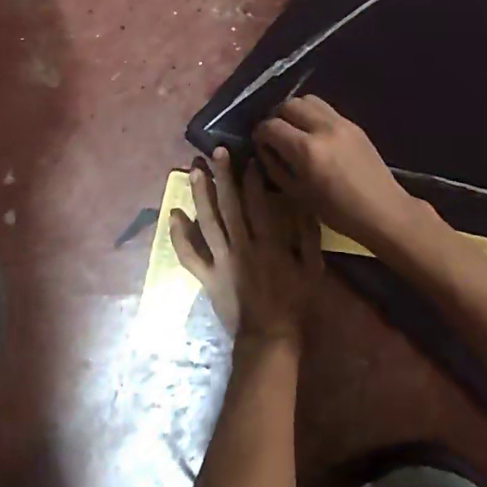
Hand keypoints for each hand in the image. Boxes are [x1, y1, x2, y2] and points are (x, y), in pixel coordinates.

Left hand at [172, 147, 320, 345]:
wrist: (269, 337)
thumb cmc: (295, 300)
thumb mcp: (313, 266)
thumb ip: (308, 233)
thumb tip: (302, 201)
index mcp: (269, 241)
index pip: (258, 201)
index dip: (252, 177)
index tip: (249, 155)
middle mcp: (242, 245)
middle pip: (229, 204)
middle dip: (223, 174)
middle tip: (216, 150)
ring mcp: (221, 260)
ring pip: (207, 221)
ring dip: (200, 193)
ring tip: (194, 169)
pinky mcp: (207, 276)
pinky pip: (189, 254)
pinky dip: (179, 235)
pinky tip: (173, 214)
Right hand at [253, 96, 430, 252]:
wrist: (381, 209)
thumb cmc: (337, 212)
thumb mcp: (298, 194)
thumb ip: (276, 167)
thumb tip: (263, 149)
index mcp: (307, 150)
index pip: (272, 126)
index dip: (260, 133)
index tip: (259, 142)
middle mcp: (323, 128)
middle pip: (289, 104)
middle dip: (276, 117)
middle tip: (274, 135)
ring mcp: (341, 122)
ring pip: (308, 99)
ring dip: (295, 111)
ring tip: (293, 130)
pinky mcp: (353, 123)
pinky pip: (326, 109)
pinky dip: (313, 115)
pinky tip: (313, 134)